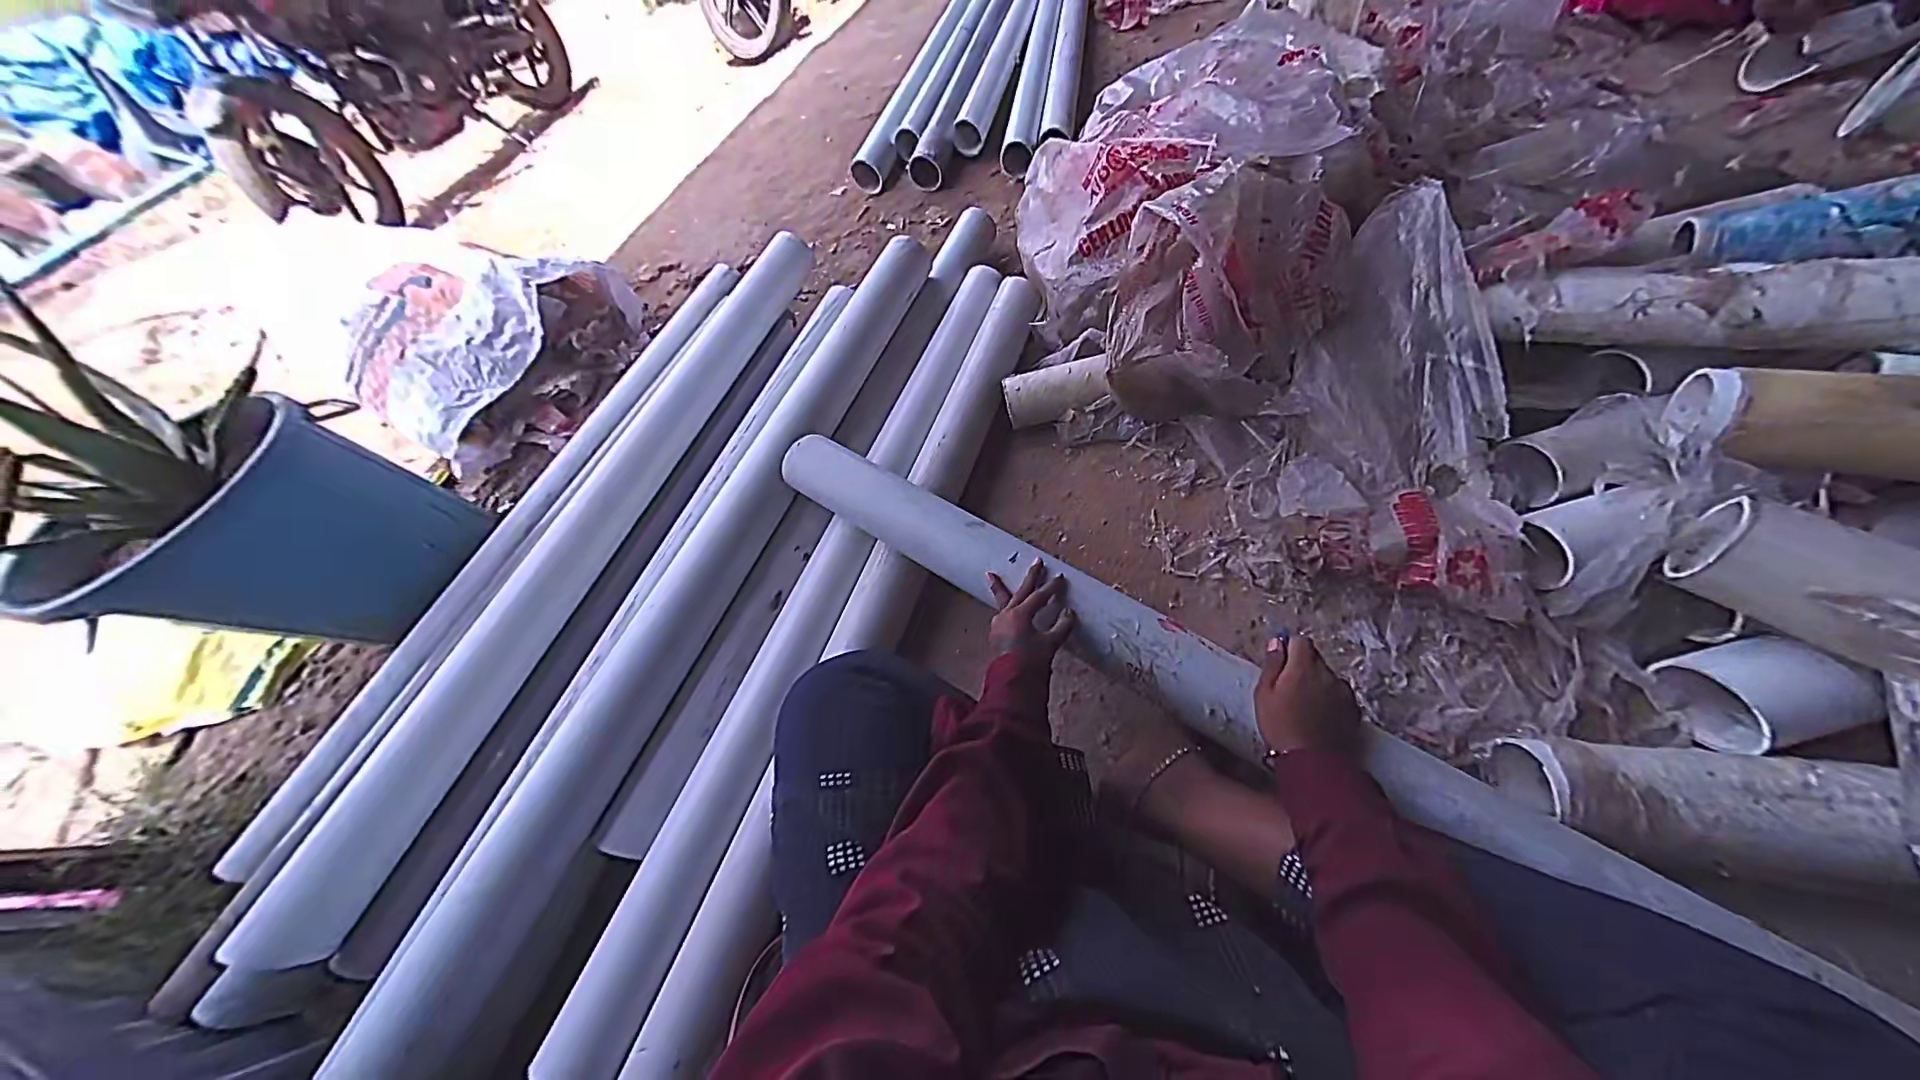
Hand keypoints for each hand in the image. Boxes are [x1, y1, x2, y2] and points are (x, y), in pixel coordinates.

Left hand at [986, 559, 1076, 661]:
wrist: (1011, 683)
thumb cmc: (1031, 663)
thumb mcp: (1050, 644)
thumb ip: (1062, 627)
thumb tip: (1070, 613)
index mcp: (1020, 615)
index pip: (1039, 597)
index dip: (1051, 588)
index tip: (1060, 578)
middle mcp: (1007, 615)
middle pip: (1021, 591)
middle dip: (1031, 576)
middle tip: (1036, 561)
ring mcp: (998, 624)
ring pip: (1003, 600)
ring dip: (1002, 588)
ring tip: (992, 575)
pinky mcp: (996, 633)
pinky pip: (1000, 613)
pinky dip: (1002, 605)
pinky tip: (1003, 607)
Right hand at [1254, 633, 1361, 758]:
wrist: (1313, 762)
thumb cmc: (1280, 725)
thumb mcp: (1264, 693)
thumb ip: (1272, 664)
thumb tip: (1277, 642)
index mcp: (1303, 667)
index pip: (1300, 641)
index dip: (1289, 648)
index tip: (1280, 663)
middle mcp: (1328, 674)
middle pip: (1315, 659)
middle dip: (1302, 667)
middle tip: (1288, 689)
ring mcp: (1344, 692)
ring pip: (1327, 677)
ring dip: (1317, 683)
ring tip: (1304, 706)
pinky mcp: (1354, 709)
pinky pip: (1339, 694)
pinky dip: (1329, 699)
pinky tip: (1318, 716)